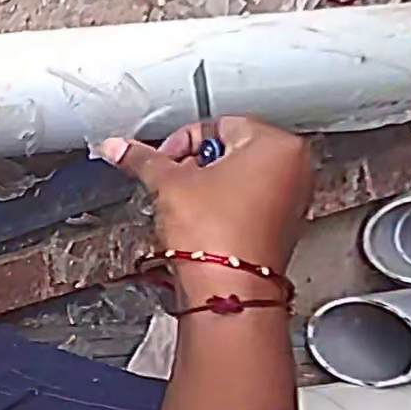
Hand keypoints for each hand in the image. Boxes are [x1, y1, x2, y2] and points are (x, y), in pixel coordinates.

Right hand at [100, 116, 312, 293]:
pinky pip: (246, 201)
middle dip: (194, 165)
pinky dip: (220, 206)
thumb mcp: (168, 184)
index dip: (181, 142)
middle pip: (230, 149)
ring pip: (237, 176)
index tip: (163, 161)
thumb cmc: (215, 234)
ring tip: (185, 207)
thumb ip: (142, 159)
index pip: (218, 124)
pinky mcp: (280, 222)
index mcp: (276, 145)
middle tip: (172, 184)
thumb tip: (116, 147)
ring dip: (206, 186)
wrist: (227, 285)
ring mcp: (291, 195)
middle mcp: (294, 166)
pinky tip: (200, 222)